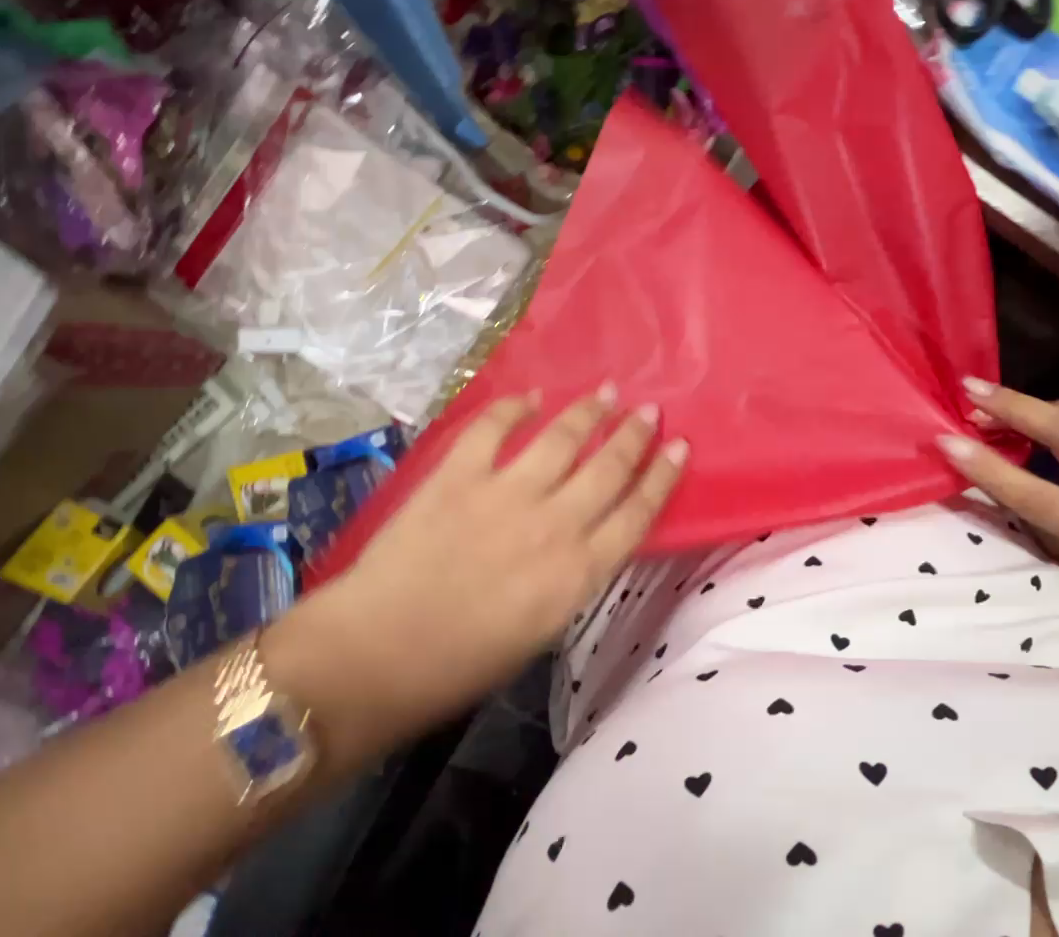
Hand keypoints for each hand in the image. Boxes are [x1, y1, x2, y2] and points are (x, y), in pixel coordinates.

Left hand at [299, 386, 686, 731]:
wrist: (380, 653)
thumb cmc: (462, 665)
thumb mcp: (542, 632)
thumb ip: (569, 581)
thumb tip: (578, 547)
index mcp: (579, 573)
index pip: (636, 514)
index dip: (661, 478)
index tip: (679, 449)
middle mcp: (555, 525)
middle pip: (608, 469)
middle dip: (634, 436)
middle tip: (648, 412)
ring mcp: (506, 494)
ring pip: (562, 439)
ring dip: (588, 413)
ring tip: (606, 392)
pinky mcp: (458, 476)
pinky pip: (494, 429)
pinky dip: (514, 409)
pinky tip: (531, 399)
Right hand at [937, 378, 1058, 615]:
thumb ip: (1029, 509)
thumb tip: (986, 474)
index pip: (1026, 481)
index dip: (983, 461)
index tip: (943, 438)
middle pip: (1058, 421)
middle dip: (1009, 405)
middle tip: (968, 400)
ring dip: (1031, 410)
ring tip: (995, 415)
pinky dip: (1056, 420)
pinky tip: (1043, 433)